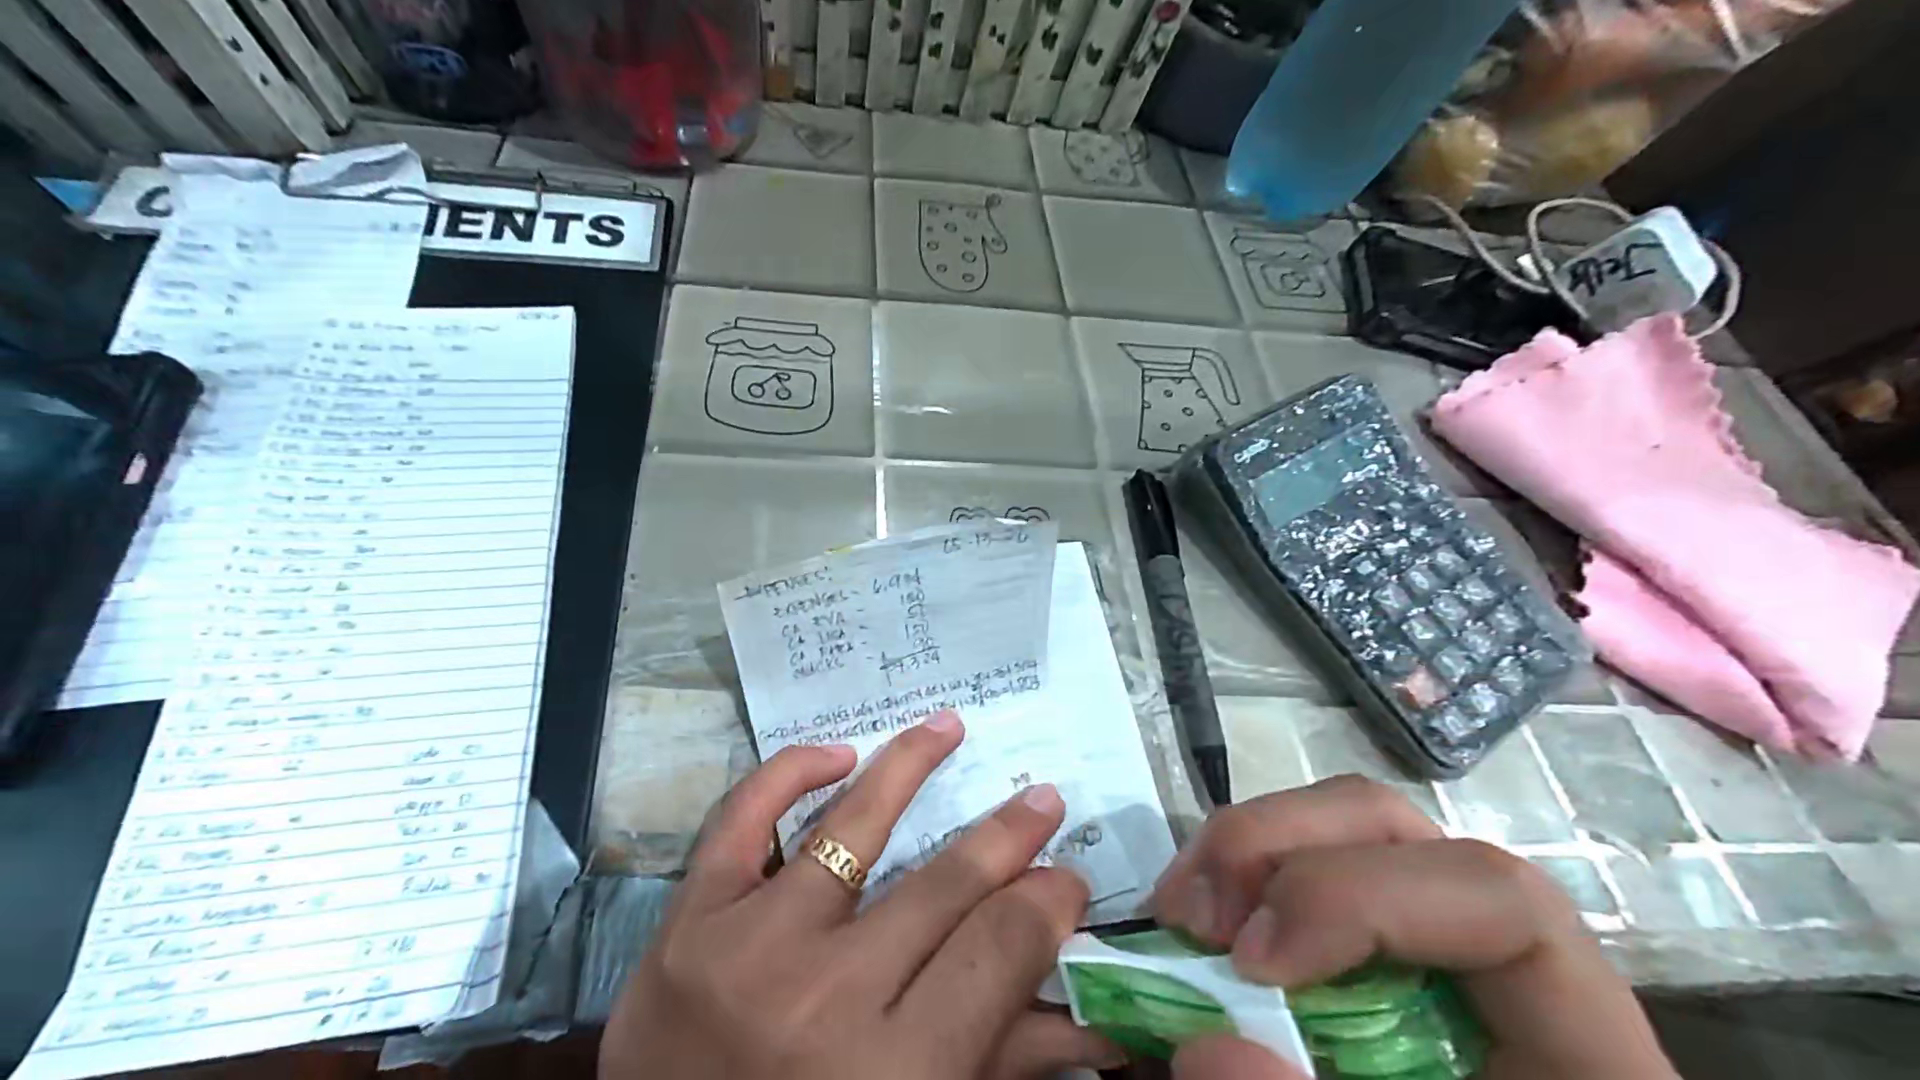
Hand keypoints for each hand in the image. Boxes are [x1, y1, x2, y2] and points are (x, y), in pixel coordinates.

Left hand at [599, 711, 1123, 1079]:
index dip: (1046, 902)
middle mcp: (826, 1000)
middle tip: (1042, 799)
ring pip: (852, 828)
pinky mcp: (690, 920)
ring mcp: (751, 948)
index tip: (1065, 876)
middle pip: (944, 886)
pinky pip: (742, 818)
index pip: (999, 948)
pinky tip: (838, 754)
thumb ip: (1006, 1058)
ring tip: (949, 727)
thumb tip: (1100, 1011)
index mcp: (896, 1072)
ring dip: (911, 764)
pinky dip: (790, 773)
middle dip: (1008, 835)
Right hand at [1152, 776, 1676, 1079]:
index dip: (1360, 899)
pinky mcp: (1361, 935)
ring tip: (1175, 915)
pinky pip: (1291, 860)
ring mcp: (1417, 928)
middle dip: (1270, 846)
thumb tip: (1202, 1047)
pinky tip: (1186, 922)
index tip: (1253, 964)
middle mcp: (1487, 950)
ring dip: (1234, 850)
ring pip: (1328, 823)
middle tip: (1191, 918)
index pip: (1500, 901)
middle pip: (1387, 827)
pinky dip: (1227, 874)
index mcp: (1571, 1042)